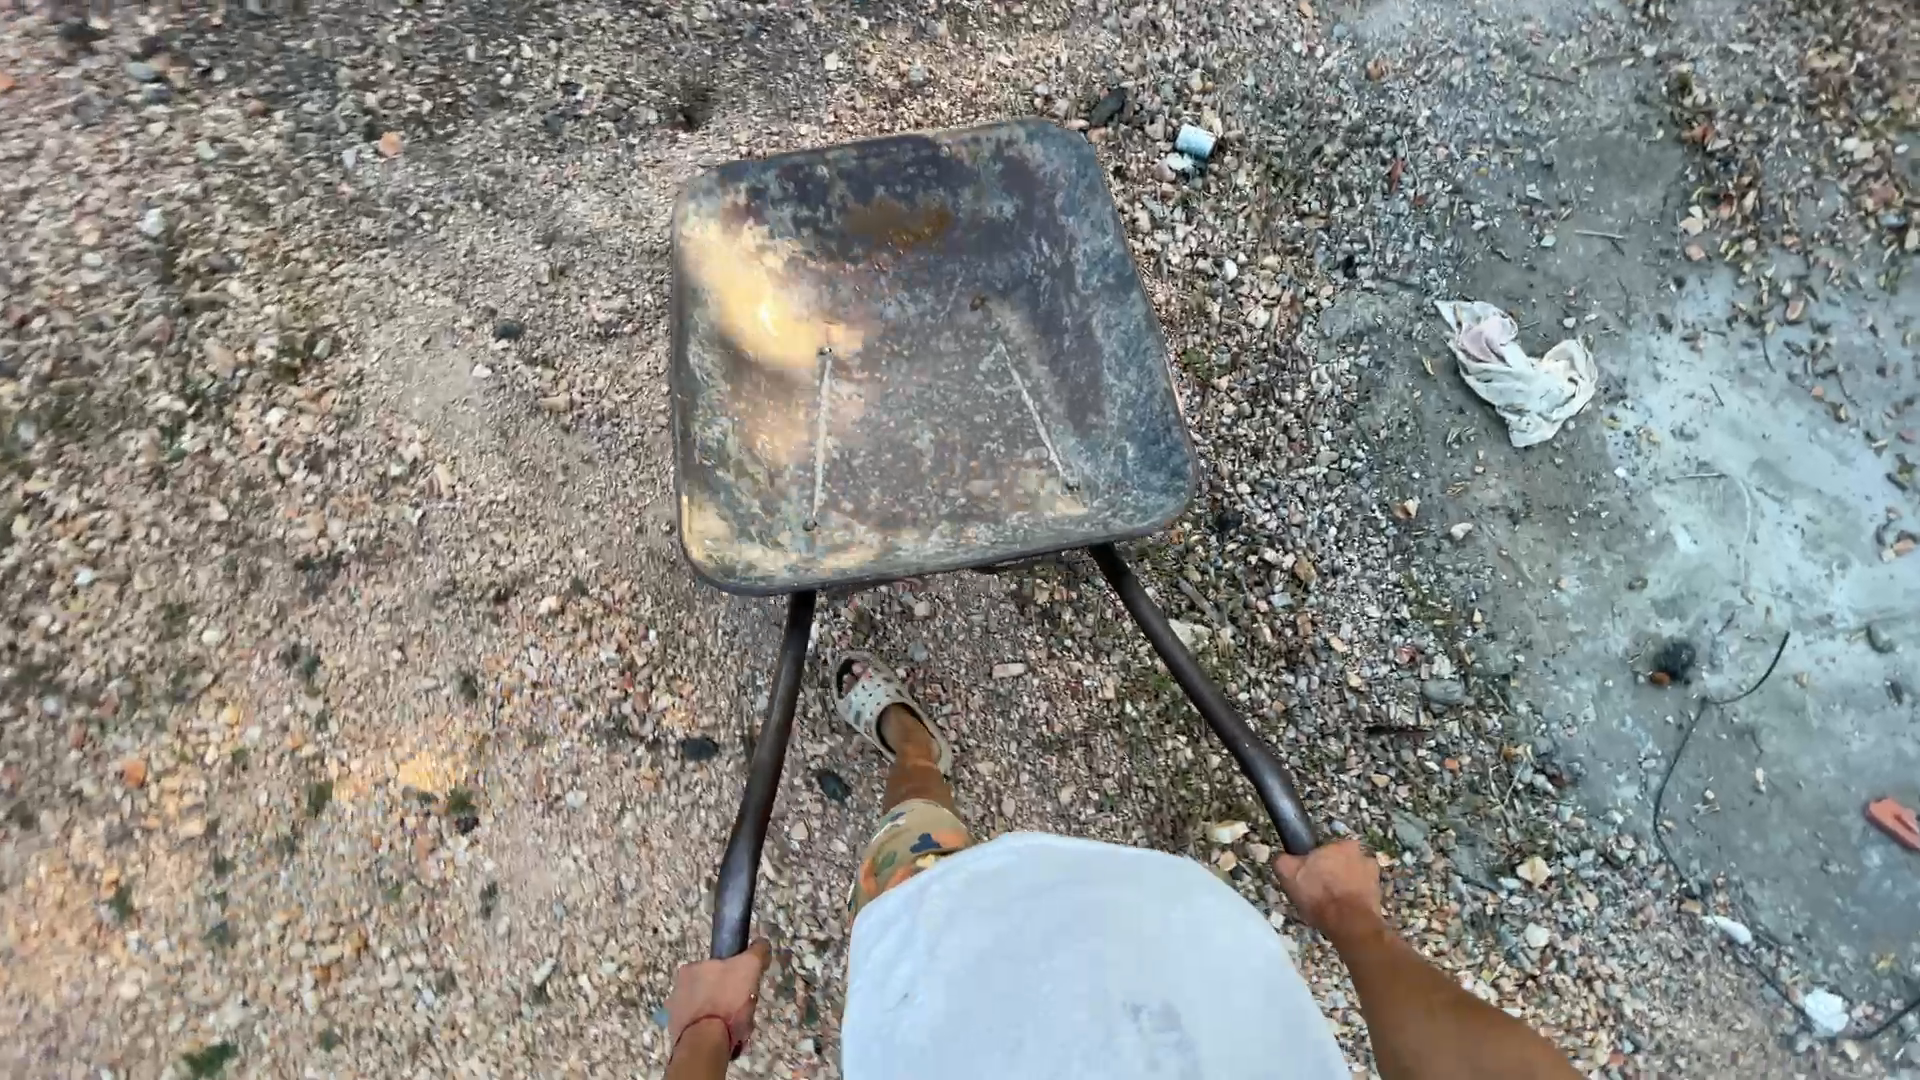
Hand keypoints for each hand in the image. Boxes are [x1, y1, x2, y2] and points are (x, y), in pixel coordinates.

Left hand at [665, 940, 771, 1058]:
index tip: (744, 985)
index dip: (733, 974)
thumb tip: (761, 944)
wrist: (707, 1043)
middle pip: (711, 990)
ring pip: (707, 1011)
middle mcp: (676, 990)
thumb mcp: (750, 965)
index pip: (714, 967)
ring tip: (738, 1025)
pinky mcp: (679, 1038)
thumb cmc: (727, 999)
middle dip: (728, 998)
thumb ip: (757, 950)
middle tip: (743, 1006)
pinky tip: (728, 1037)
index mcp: (689, 969)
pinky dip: (714, 1033)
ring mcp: (675, 1016)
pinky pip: (703, 1031)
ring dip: (722, 1016)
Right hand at [1272, 839, 1382, 940]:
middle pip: (1343, 863)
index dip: (1318, 861)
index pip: (1328, 849)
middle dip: (1334, 873)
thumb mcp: (1286, 871)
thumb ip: (1282, 858)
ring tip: (1331, 905)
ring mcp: (1375, 880)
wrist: (1349, 924)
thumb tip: (1283, 858)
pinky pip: (1361, 898)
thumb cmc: (1318, 892)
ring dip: (1345, 888)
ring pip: (1354, 880)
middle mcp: (1364, 857)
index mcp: (1344, 845)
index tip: (1310, 874)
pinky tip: (1341, 914)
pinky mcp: (1380, 900)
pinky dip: (1353, 904)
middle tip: (1320, 889)